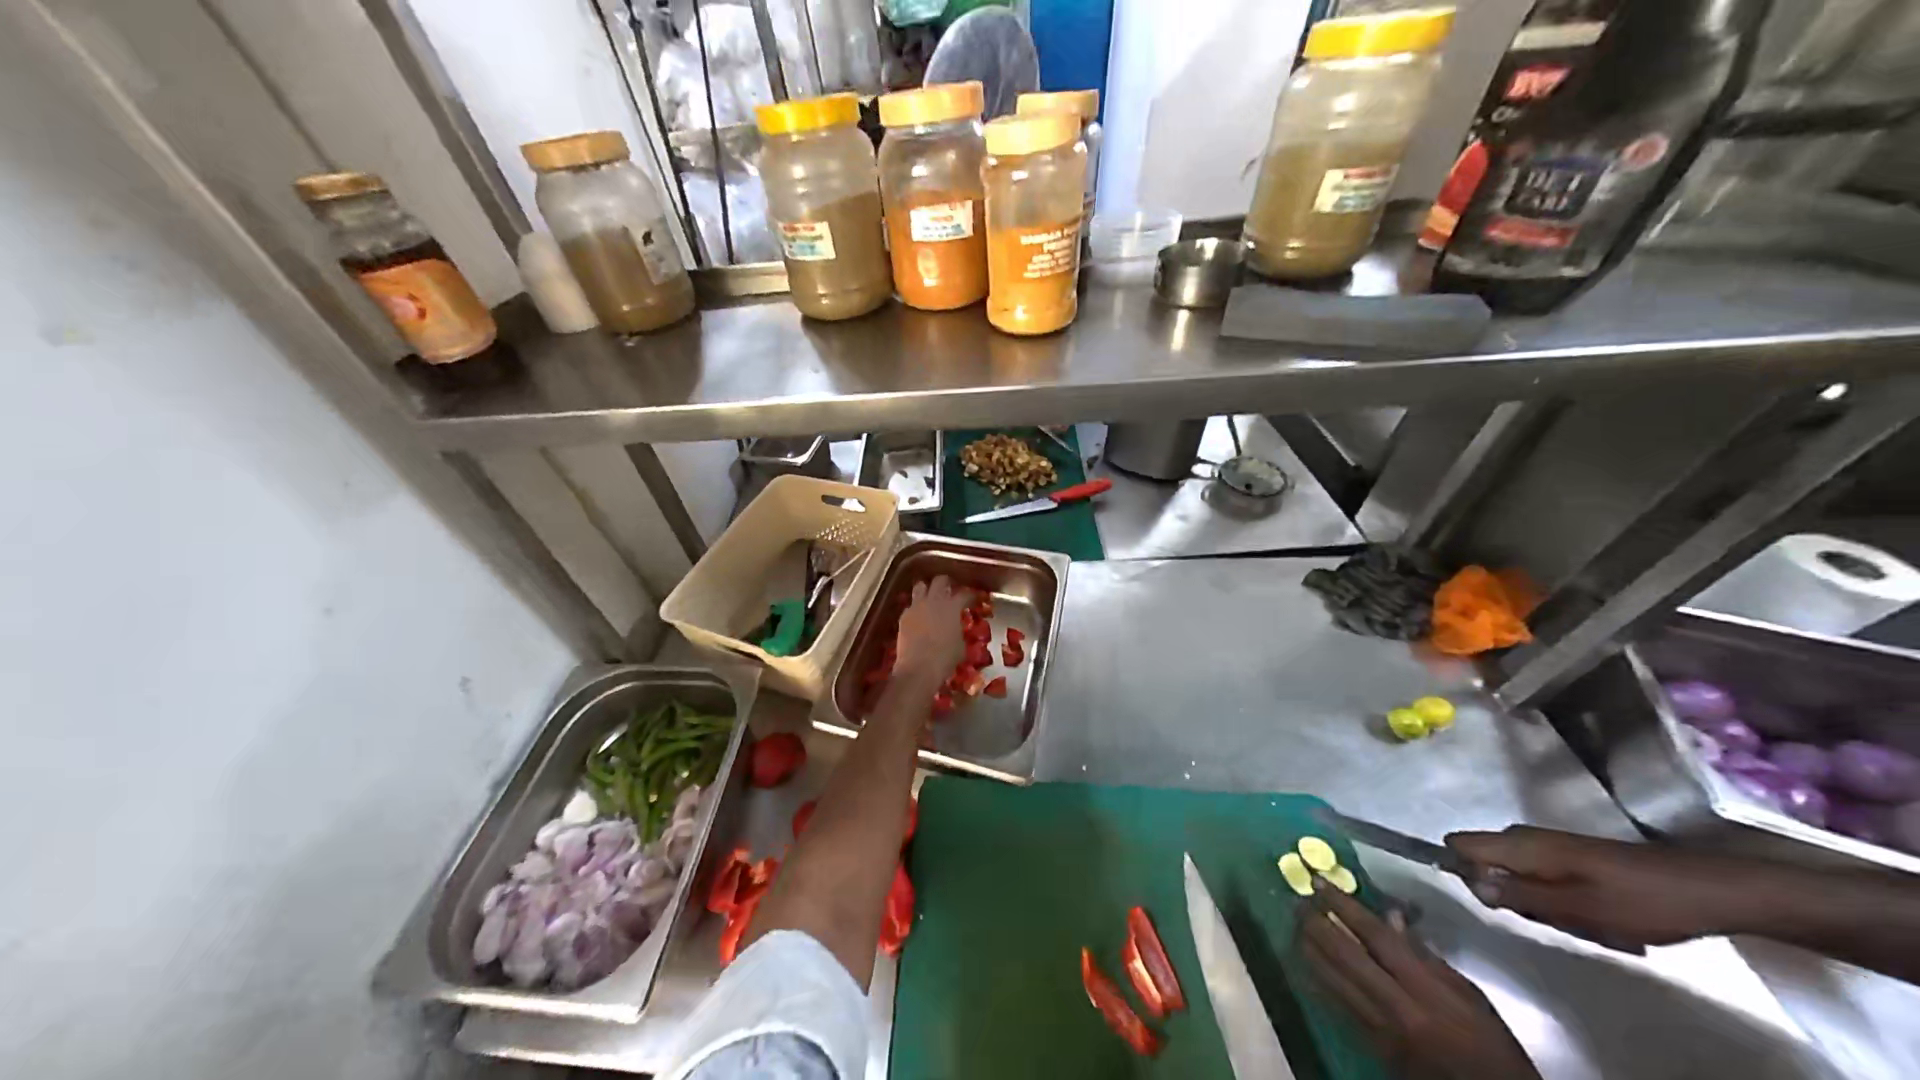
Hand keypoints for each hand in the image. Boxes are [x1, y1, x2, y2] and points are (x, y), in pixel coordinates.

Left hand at [893, 575, 966, 686]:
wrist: (918, 668)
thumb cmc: (945, 659)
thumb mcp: (961, 646)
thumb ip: (960, 632)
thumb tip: (958, 630)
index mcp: (952, 607)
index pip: (965, 594)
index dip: (971, 595)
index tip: (974, 598)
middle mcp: (933, 601)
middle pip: (940, 580)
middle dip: (946, 582)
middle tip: (950, 589)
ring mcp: (916, 607)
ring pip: (920, 586)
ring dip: (927, 589)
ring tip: (931, 597)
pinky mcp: (904, 616)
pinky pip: (911, 605)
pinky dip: (916, 608)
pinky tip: (919, 617)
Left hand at [1299, 883, 1540, 1079]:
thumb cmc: (1491, 1045)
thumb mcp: (1469, 995)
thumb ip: (1424, 954)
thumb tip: (1389, 915)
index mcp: (1426, 990)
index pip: (1374, 936)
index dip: (1342, 904)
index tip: (1319, 881)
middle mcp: (1395, 1006)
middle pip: (1341, 953)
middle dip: (1315, 921)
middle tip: (1300, 899)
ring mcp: (1377, 1027)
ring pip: (1328, 977)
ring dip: (1307, 945)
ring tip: (1298, 922)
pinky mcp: (1368, 1044)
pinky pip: (1334, 1000)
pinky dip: (1317, 974)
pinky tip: (1308, 957)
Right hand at [1447, 826, 1745, 951]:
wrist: (1711, 891)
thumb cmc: (1641, 901)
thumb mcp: (1577, 907)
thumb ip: (1519, 894)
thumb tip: (1472, 884)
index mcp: (1520, 844)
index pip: (1459, 845)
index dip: (1465, 874)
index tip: (1500, 903)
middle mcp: (1526, 839)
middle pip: (1487, 865)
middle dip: (1511, 897)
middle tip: (1552, 919)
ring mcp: (1551, 849)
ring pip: (1518, 877)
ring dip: (1542, 906)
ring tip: (1585, 924)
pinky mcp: (1573, 860)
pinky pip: (1545, 881)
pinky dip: (1564, 904)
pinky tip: (1599, 922)